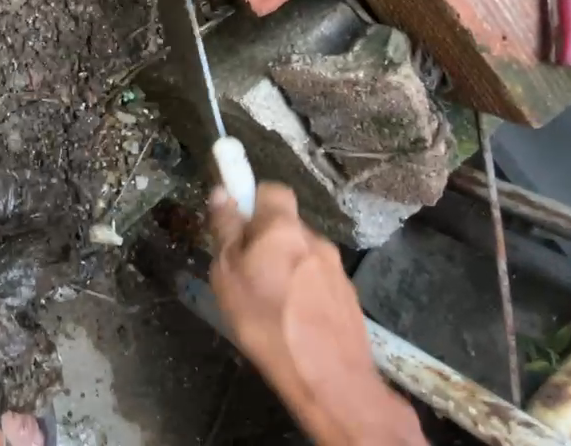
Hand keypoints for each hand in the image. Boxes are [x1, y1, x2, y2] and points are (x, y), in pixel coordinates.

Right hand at [208, 183, 424, 445]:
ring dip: (283, 266)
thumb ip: (225, 229)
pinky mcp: (349, 299)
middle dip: (265, 238)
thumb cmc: (265, 320)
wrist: (330, 381)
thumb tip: (221, 192)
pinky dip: (301, 289)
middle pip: (285, 226)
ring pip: (300, 255)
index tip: (236, 217)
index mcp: (283, 228)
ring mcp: (337, 272)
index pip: (272, 189)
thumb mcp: (227, 272)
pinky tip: (289, 317)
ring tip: (266, 299)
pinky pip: (316, 280)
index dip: (252, 197)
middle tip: (243, 267)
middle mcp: (315, 241)